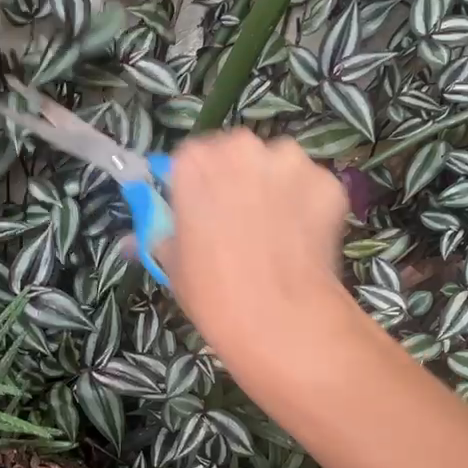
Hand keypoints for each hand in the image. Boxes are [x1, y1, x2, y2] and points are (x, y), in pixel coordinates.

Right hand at [159, 130, 358, 386]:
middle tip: (235, 220)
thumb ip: (161, 234)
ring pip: (277, 165)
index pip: (188, 158)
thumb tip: (139, 238)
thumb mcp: (172, 263)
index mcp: (193, 161)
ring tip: (271, 230)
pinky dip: (306, 206)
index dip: (194, 184)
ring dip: (273, 186)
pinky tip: (300, 239)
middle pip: (235, 153)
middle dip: (236, 178)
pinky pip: (310, 188)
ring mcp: (290, 162)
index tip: (199, 209)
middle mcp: (241, 148)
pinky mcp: (328, 182)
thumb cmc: (212, 291)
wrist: (280, 320)